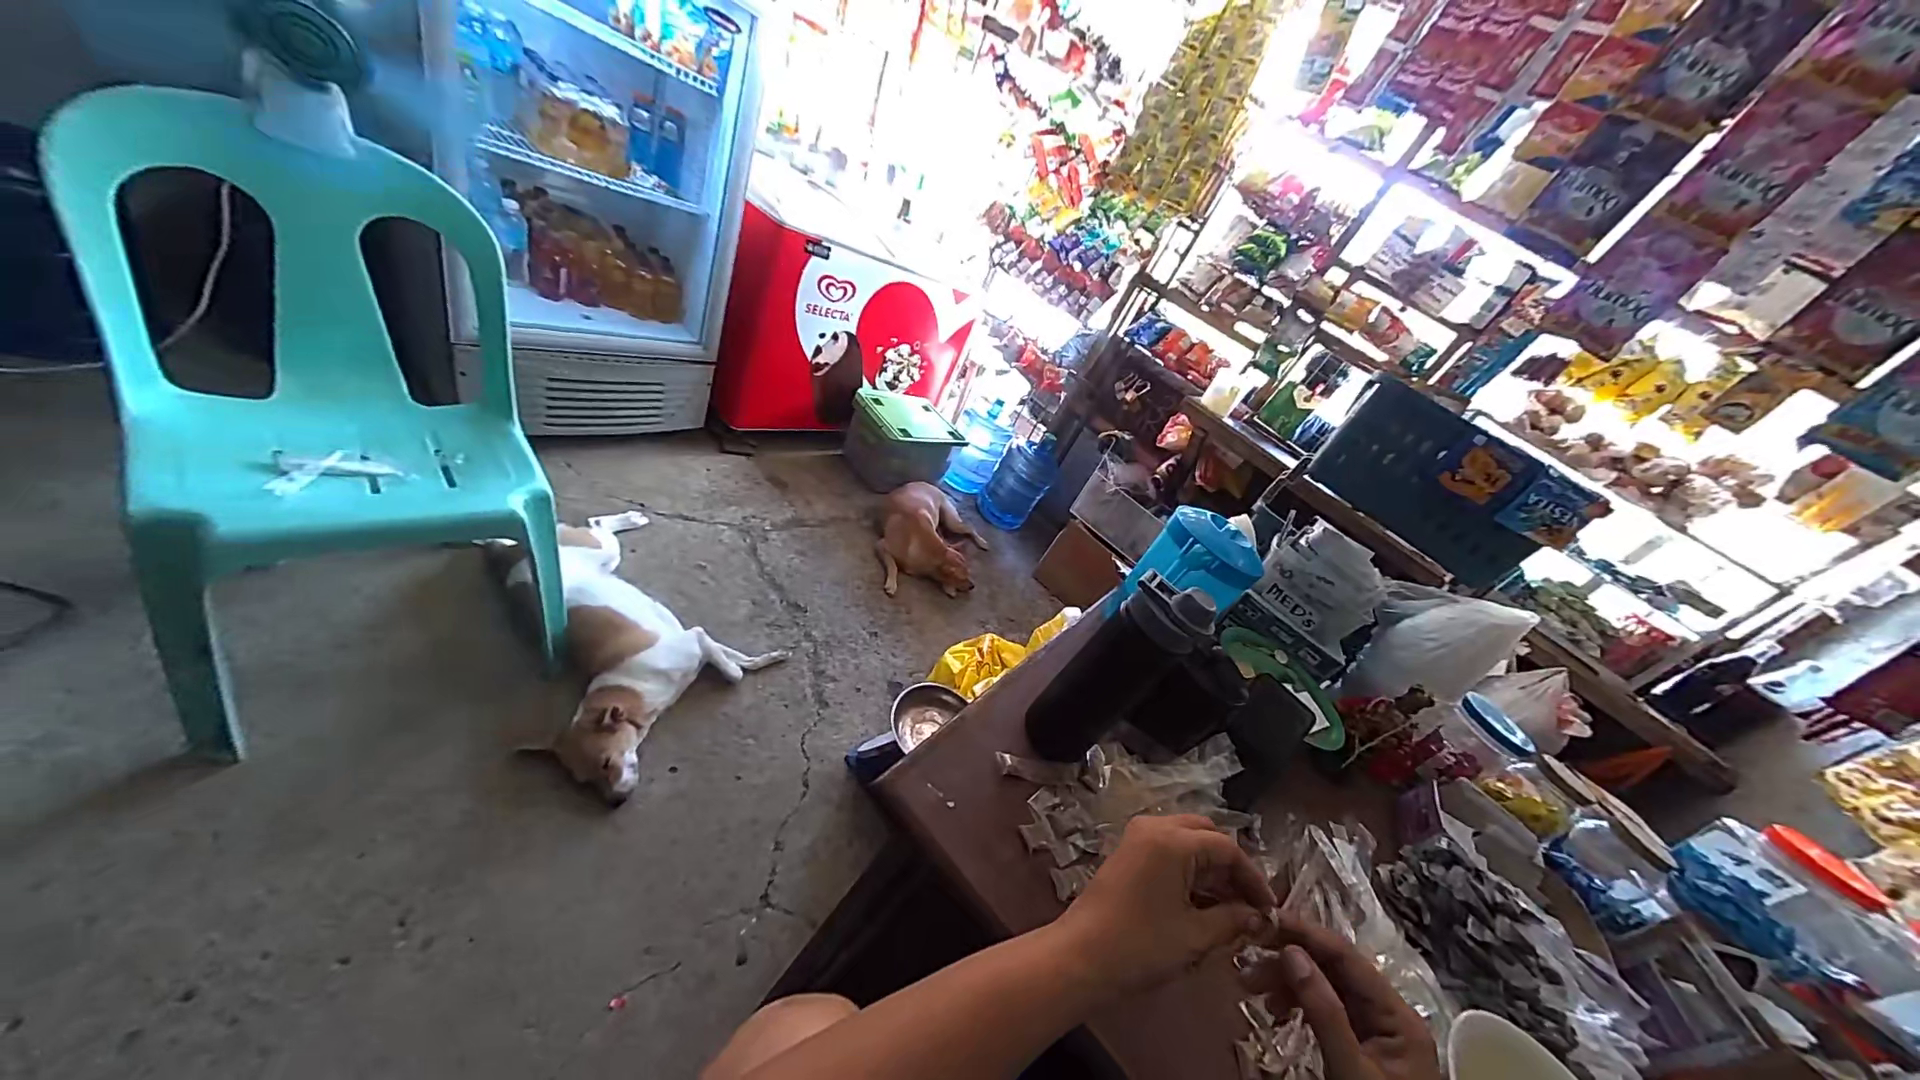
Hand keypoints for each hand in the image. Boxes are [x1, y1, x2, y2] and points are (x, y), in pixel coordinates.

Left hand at [1053, 814, 1275, 995]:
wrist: (1081, 954)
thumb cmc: (1140, 944)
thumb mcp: (1195, 935)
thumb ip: (1232, 920)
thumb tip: (1258, 917)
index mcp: (1172, 839)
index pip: (1227, 848)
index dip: (1253, 878)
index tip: (1269, 910)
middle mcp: (1154, 827)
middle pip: (1206, 835)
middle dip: (1231, 867)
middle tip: (1249, 905)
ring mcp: (1137, 837)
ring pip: (1186, 840)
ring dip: (1210, 868)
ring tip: (1230, 910)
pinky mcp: (1128, 852)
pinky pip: (1167, 849)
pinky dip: (1188, 869)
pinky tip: (1201, 903)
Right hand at [1239, 918, 1440, 1079]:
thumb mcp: (1350, 1070)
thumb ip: (1323, 1009)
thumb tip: (1291, 950)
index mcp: (1398, 1016)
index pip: (1347, 956)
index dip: (1306, 933)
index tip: (1265, 921)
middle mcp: (1387, 1014)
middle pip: (1333, 968)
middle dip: (1289, 958)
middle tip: (1248, 959)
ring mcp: (1371, 1030)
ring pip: (1323, 984)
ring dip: (1286, 979)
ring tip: (1252, 986)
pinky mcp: (1356, 1044)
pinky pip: (1321, 1007)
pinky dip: (1294, 1001)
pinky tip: (1273, 1006)